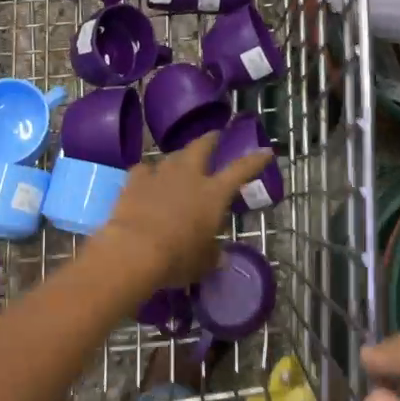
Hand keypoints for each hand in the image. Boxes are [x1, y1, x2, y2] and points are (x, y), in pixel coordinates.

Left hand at [96, 132, 271, 287]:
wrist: (134, 251)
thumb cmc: (177, 258)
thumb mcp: (202, 263)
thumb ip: (212, 255)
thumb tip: (219, 257)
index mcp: (213, 193)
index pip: (240, 170)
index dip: (254, 160)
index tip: (265, 151)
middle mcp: (189, 176)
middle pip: (202, 147)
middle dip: (210, 140)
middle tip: (214, 137)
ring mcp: (161, 174)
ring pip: (173, 155)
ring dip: (179, 158)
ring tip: (180, 162)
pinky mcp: (135, 180)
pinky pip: (144, 169)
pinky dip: (148, 173)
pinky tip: (146, 179)